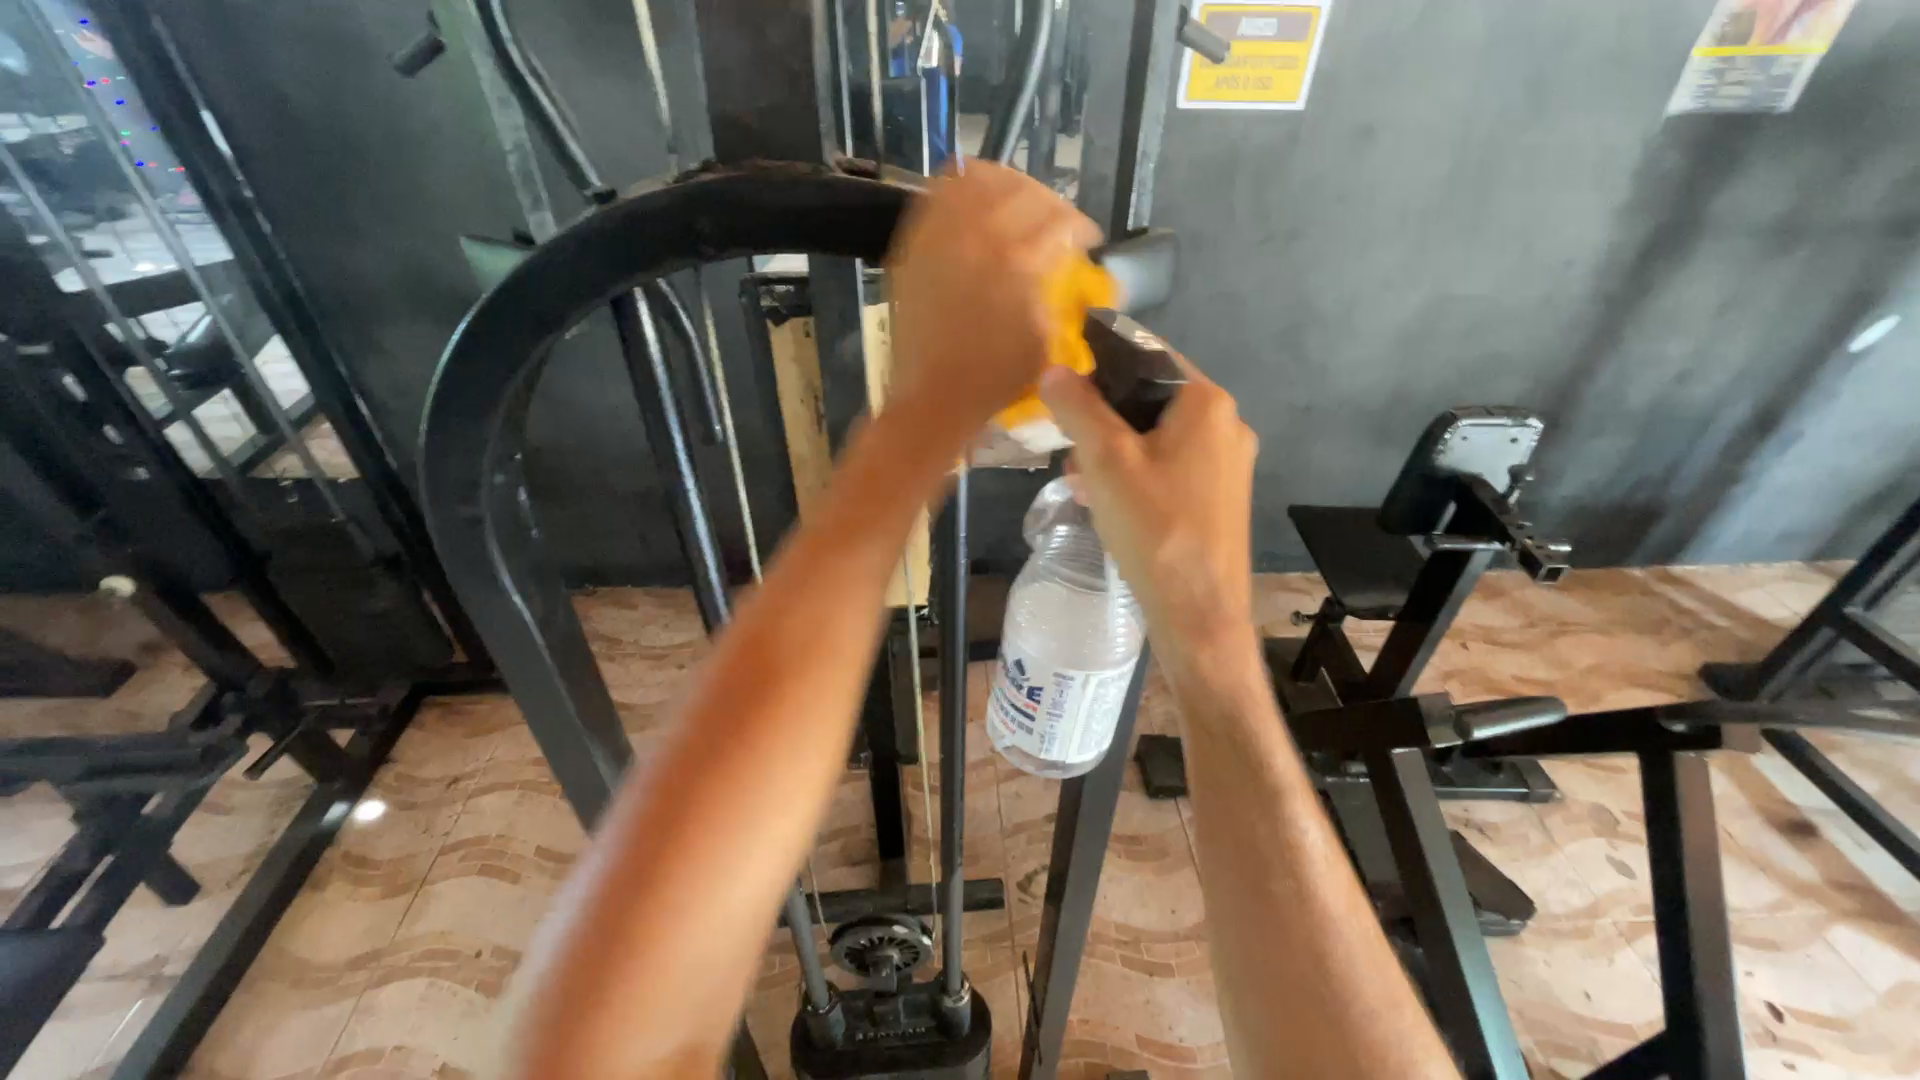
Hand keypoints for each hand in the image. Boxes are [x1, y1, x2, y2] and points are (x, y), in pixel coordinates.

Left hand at [886, 163, 1099, 429]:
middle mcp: (979, 236)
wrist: (934, 397)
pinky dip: (963, 190)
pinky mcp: (916, 243)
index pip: (1060, 220)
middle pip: (1024, 191)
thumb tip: (1070, 273)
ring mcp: (942, 235)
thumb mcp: (1045, 340)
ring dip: (1007, 186)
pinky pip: (938, 195)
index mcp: (1019, 262)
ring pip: (979, 179)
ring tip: (1017, 205)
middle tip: (1055, 223)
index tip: (1085, 241)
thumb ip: (1060, 296)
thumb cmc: (995, 380)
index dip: (1080, 228)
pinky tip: (977, 207)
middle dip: (1050, 203)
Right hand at [1041, 358, 1259, 654]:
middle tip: (1068, 444)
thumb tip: (1054, 370)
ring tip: (1079, 479)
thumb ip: (1078, 408)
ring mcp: (1228, 464)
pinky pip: (1170, 468)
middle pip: (1151, 398)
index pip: (1148, 355)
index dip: (1101, 363)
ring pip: (1158, 436)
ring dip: (1115, 449)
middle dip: (1104, 416)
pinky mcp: (1220, 498)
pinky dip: (1136, 474)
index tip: (1064, 387)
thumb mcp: (1104, 462)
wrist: (1199, 612)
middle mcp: (1227, 425)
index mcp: (1206, 403)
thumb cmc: (1154, 528)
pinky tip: (1106, 502)